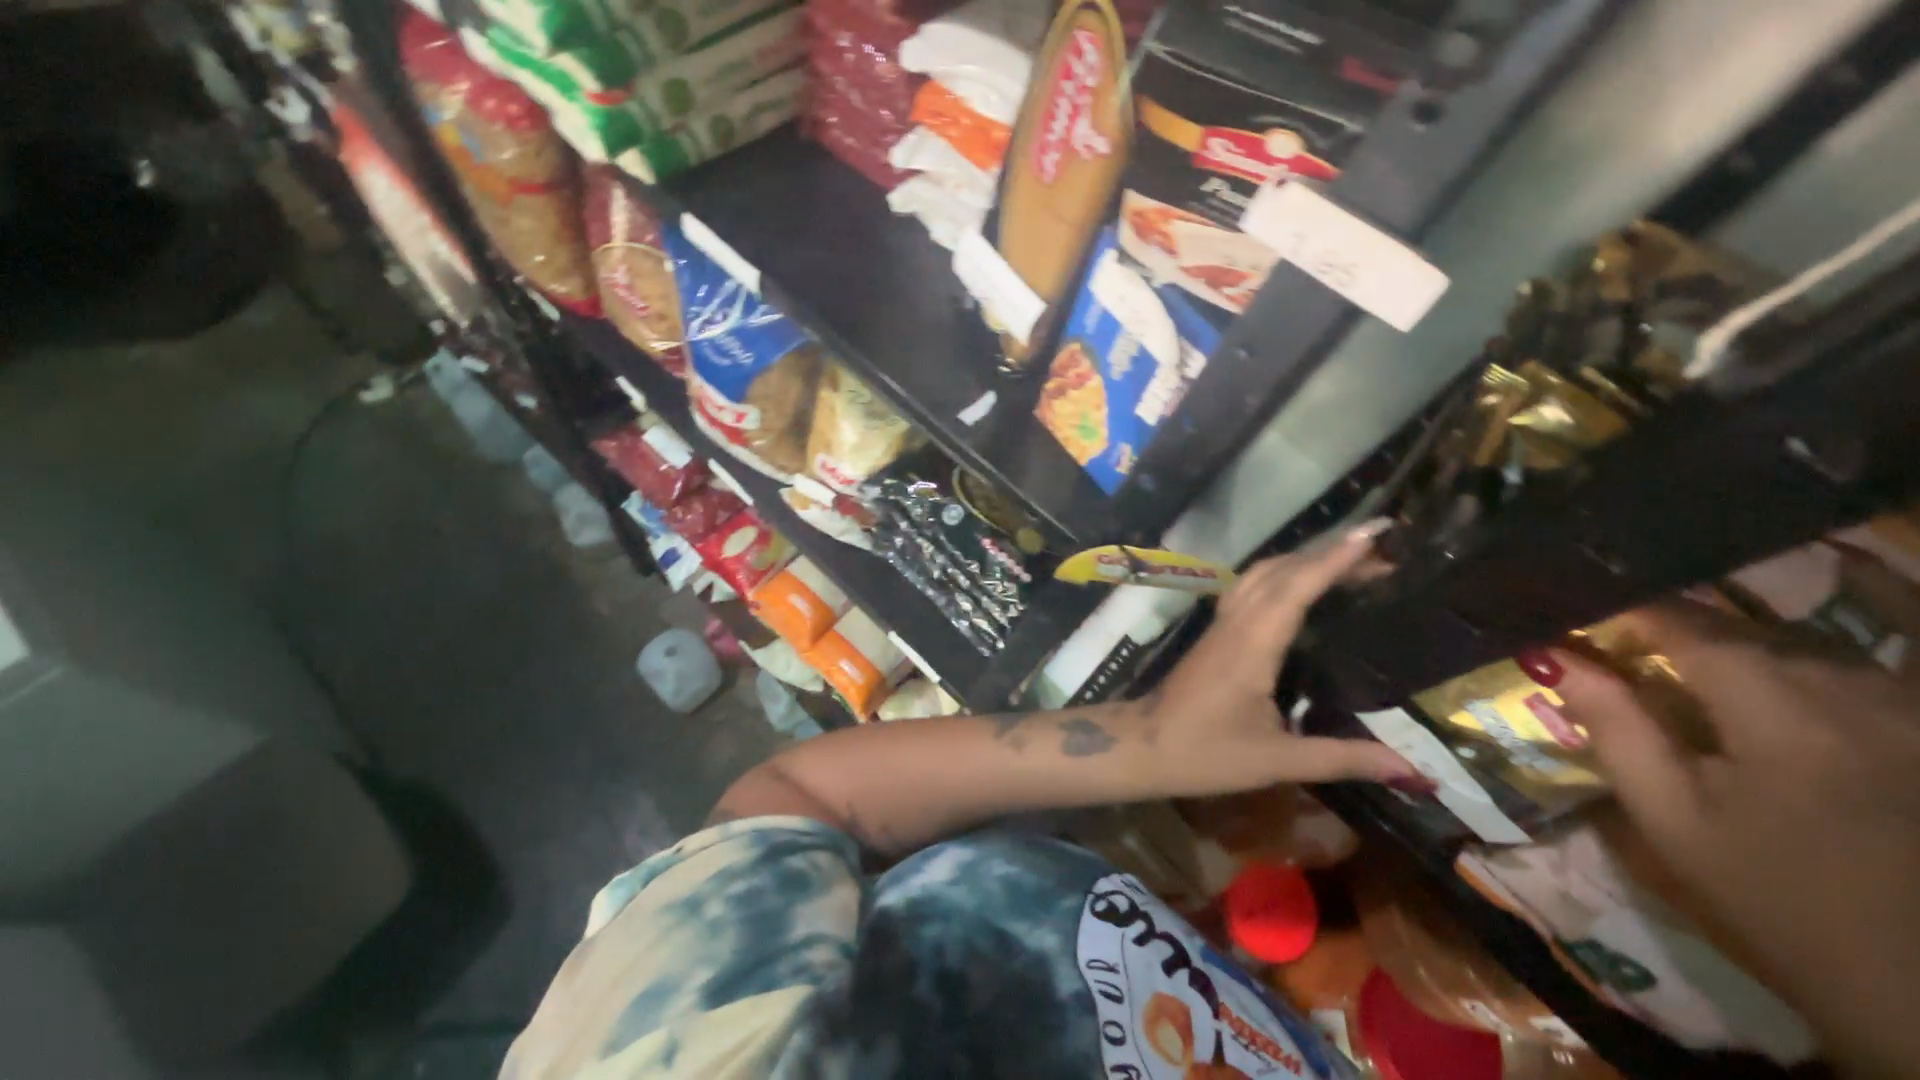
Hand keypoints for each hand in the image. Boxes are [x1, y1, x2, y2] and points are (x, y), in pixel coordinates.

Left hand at [1139, 526, 1425, 796]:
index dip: (1333, 560)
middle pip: (1280, 572)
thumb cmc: (1204, 754)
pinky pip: (1250, 589)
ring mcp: (1221, 626)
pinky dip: (1281, 576)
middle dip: (1328, 554)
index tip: (1371, 536)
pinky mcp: (1214, 635)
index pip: (1296, 588)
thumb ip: (1343, 759)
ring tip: (1348, 563)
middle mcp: (1236, 625)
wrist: (1141, 748)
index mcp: (1253, 646)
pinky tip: (1301, 589)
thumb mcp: (1278, 762)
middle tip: (1380, 552)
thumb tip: (1412, 772)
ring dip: (1302, 561)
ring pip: (1261, 575)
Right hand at [1555, 602, 1919, 1075]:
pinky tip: (1767, 698)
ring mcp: (1907, 705)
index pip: (1688, 623)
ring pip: (1799, 643)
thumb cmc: (1772, 899)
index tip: (1577, 612)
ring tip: (1688, 673)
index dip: (1628, 609)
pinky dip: (1791, 670)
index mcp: (1780, 710)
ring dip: (1737, 649)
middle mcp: (1855, 688)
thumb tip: (1555, 657)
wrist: (1912, 978)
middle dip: (1679, 628)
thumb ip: (1615, 728)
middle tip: (1624, 646)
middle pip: (1747, 627)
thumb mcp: (1673, 822)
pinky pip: (1848, 671)